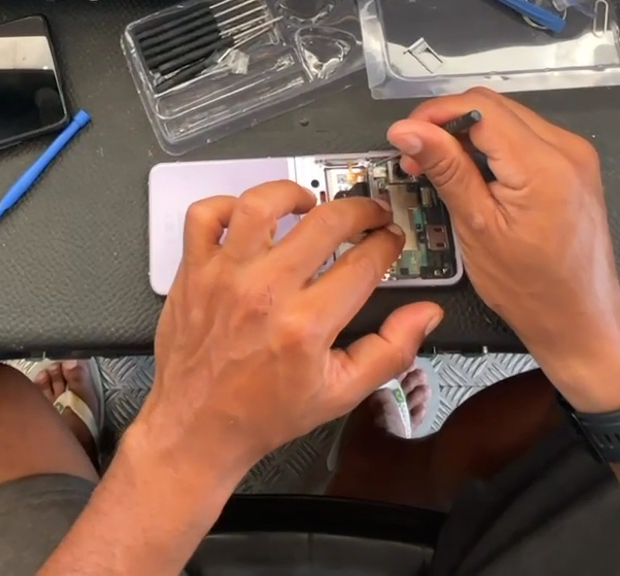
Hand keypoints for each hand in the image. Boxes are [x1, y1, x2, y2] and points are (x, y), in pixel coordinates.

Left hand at [132, 181, 444, 485]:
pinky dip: (226, 204)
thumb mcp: (340, 393)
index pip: (363, 263)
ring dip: (291, 193)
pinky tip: (249, 218)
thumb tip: (425, 313)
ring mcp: (224, 275)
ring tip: (308, 203)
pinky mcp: (194, 269)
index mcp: (306, 326)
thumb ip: (390, 350)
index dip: (386, 243)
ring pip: (259, 205)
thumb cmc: (265, 411)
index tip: (390, 238)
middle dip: (359, 209)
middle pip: (323, 222)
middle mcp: (265, 292)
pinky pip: (204, 215)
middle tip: (368, 213)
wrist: (198, 426)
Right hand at [387, 90, 619, 412]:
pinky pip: (522, 135)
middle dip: (446, 123)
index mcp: (543, 164)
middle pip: (492, 106)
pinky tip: (469, 171)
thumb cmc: (526, 287)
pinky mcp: (573, 165)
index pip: (479, 108)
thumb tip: (405, 128)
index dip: (434, 114)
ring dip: (465, 133)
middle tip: (415, 158)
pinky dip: (489, 145)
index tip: (403, 139)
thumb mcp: (476, 226)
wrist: (582, 325)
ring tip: (436, 167)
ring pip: (505, 117)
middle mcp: (566, 147)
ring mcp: (574, 154)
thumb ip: (445, 168)